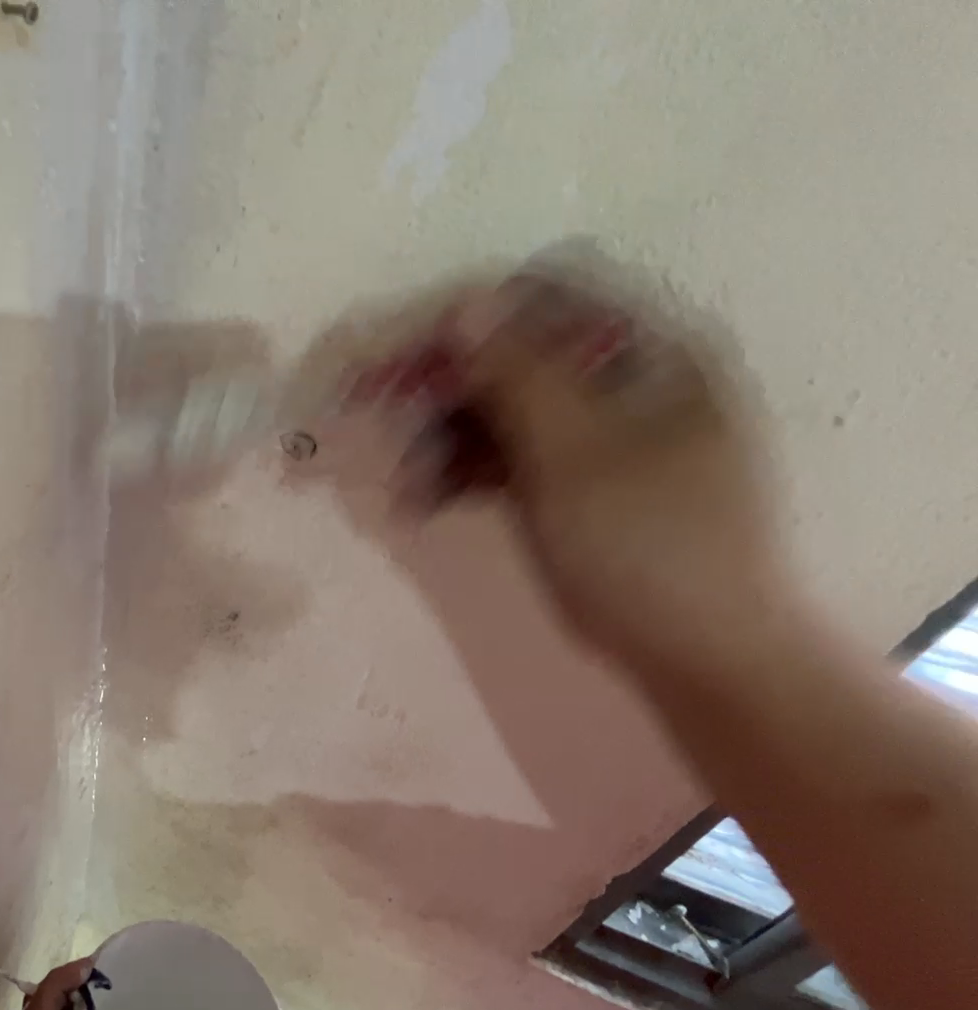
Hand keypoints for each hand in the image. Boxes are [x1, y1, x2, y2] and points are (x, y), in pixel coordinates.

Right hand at [416, 257, 798, 678]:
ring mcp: (595, 431)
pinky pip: (502, 454)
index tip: (395, 359)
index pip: (540, 301)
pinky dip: (459, 472)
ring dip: (440, 438)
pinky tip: (423, 503)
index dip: (463, 322)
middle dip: (438, 387)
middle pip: (509, 356)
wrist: (692, 651)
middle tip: (374, 414)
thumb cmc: (642, 543)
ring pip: (496, 409)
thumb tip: (464, 304)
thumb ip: (518, 373)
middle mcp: (622, 379)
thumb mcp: (574, 453)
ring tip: (405, 485)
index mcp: (648, 354)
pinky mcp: (570, 476)